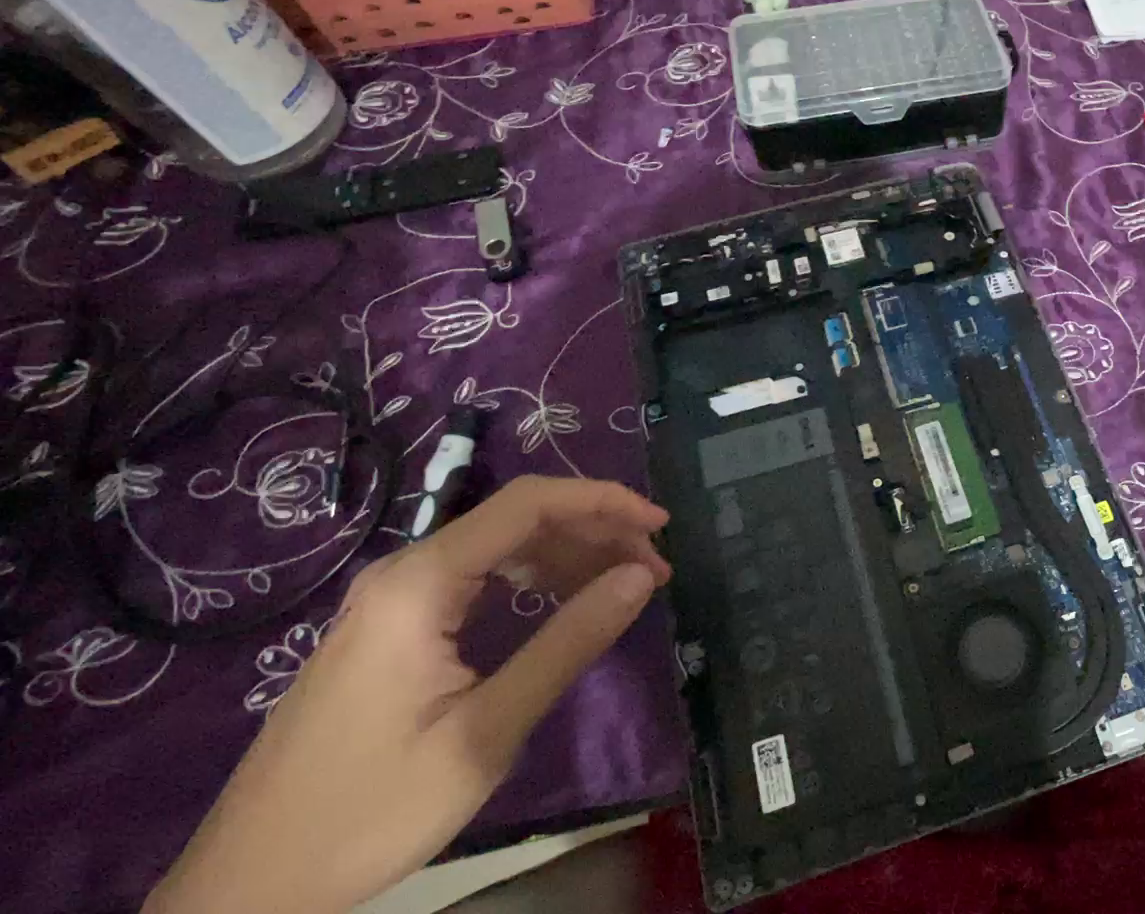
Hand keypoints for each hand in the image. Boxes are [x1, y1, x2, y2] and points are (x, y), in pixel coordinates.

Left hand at [144, 476, 670, 913]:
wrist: (252, 883)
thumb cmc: (374, 806)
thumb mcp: (488, 729)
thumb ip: (567, 643)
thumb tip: (640, 577)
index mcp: (420, 584)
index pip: (527, 503)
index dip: (603, 501)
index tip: (661, 526)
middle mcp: (403, 573)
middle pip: (516, 518)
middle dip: (595, 531)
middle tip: (654, 569)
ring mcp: (392, 599)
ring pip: (498, 546)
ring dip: (568, 555)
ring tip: (625, 585)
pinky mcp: (391, 627)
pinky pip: (475, 578)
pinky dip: (532, 579)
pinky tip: (564, 601)